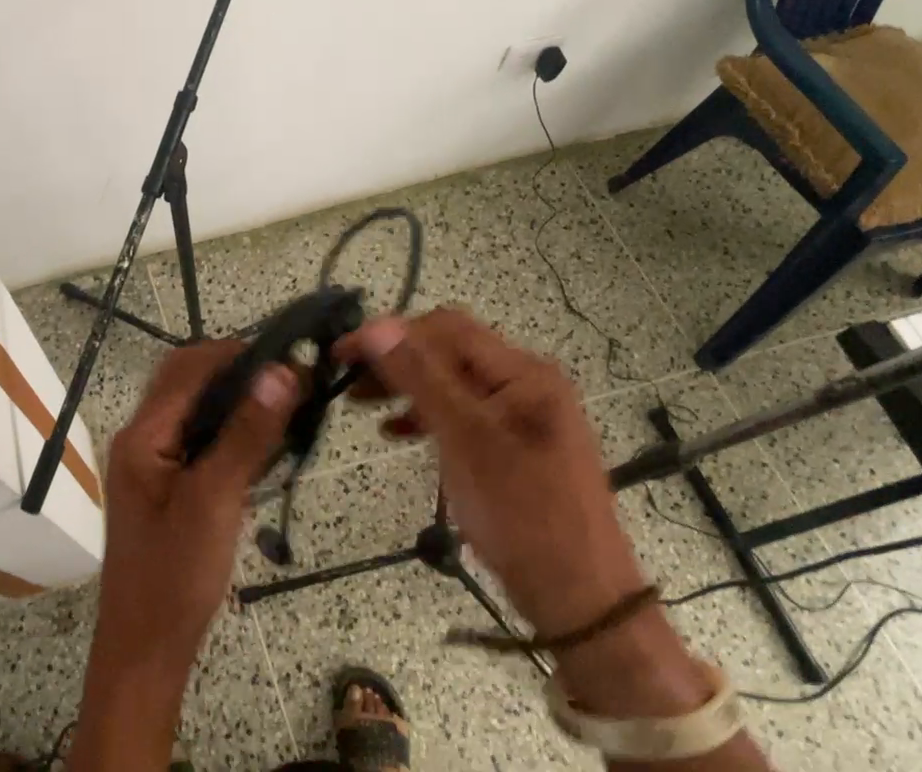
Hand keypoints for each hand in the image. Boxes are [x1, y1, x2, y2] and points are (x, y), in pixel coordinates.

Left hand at [92, 341, 299, 665]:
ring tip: (290, 406)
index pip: (190, 366)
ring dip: (238, 399)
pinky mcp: (168, 484)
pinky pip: (200, 438)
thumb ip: (246, 435)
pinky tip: (267, 443)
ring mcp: (153, 462)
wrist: (146, 648)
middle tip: (294, 382)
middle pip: (189, 380)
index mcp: (143, 434)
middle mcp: (143, 438)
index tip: (293, 359)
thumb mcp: (215, 501)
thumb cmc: (175, 577)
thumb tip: (281, 371)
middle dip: (240, 371)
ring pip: (196, 409)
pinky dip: (232, 430)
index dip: (240, 353)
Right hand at [336, 309, 644, 635]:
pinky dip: (429, 415)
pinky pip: (464, 413)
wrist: (581, 596)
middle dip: (397, 357)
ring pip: (453, 381)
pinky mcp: (516, 445)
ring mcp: (523, 414)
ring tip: (363, 403)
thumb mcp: (466, 441)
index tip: (341, 354)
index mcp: (523, 372)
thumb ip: (421, 379)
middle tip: (347, 379)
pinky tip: (397, 432)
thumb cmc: (522, 516)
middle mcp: (526, 382)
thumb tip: (378, 326)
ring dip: (408, 385)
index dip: (390, 332)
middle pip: (450, 350)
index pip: (446, 328)